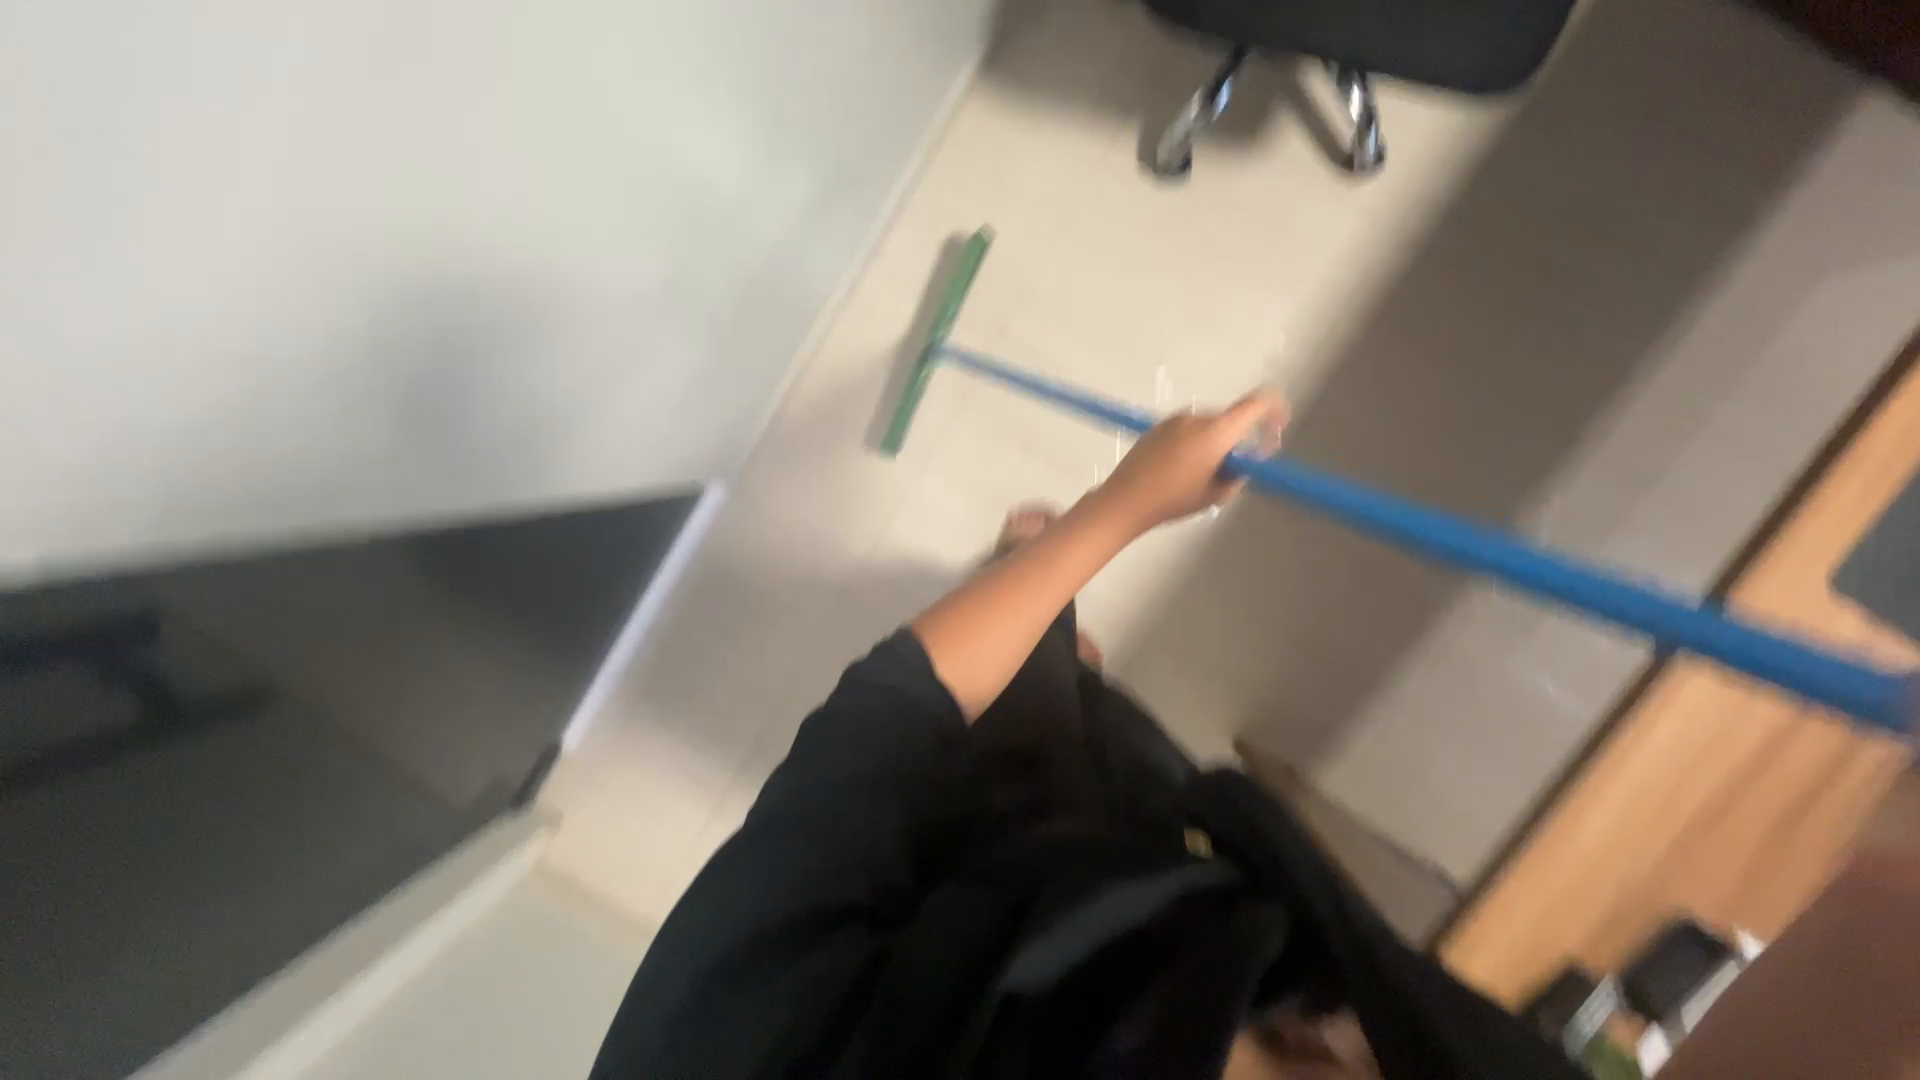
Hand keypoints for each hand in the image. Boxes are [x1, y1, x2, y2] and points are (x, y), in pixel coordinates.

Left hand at [1093, 388, 1288, 534]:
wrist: (1124, 500)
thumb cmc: (1173, 500)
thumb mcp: (1216, 494)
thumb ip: (1238, 473)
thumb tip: (1245, 461)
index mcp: (1216, 432)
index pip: (1257, 403)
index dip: (1275, 409)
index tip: (1280, 425)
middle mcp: (1197, 417)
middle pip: (1231, 418)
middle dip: (1239, 438)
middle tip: (1234, 468)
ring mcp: (1174, 420)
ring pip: (1208, 425)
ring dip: (1214, 442)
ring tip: (1201, 474)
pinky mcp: (1157, 426)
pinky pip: (1187, 429)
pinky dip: (1194, 442)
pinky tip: (1180, 469)